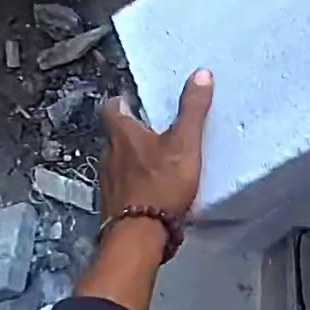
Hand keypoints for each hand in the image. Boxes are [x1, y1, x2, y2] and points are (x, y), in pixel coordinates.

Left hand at [99, 69, 213, 218]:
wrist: (140, 235)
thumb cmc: (161, 183)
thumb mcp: (185, 143)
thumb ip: (192, 110)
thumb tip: (201, 73)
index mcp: (123, 135)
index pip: (111, 109)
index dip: (122, 102)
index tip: (135, 101)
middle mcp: (108, 155)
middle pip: (116, 136)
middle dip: (133, 132)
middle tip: (156, 131)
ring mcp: (107, 182)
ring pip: (118, 161)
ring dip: (134, 159)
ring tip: (158, 161)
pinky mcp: (113, 205)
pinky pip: (123, 186)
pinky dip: (135, 183)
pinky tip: (153, 190)